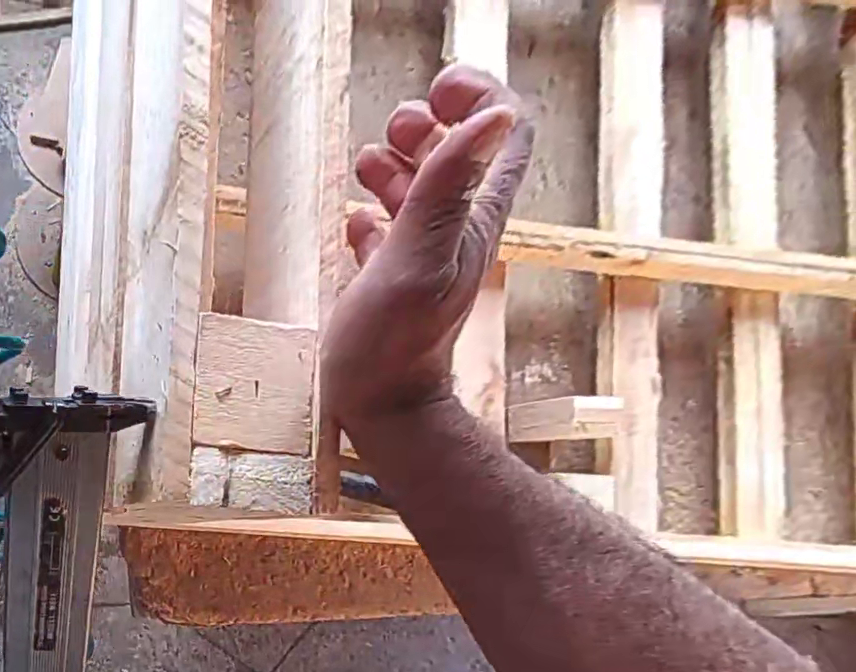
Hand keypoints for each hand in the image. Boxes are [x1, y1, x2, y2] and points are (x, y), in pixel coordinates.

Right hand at [323, 65, 534, 438]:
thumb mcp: (414, 264)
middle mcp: (452, 236)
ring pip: (419, 199)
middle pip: (458, 163)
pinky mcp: (386, 288)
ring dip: (399, 169)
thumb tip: (489, 117)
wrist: (378, 402)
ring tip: (369, 155)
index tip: (442, 84)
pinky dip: (372, 218)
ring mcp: (419, 263)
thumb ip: (444, 195)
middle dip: (433, 130)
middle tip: (400, 116)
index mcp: (471, 222)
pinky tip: (353, 216)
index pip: (502, 140)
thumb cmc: (390, 343)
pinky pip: (385, 240)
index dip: (481, 102)